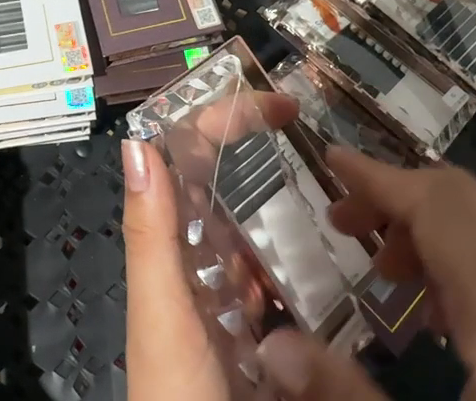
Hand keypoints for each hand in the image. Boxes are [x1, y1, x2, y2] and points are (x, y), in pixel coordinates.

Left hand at [122, 90, 303, 400]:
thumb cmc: (176, 391)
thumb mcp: (161, 316)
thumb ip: (150, 235)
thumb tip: (137, 141)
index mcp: (169, 247)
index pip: (189, 163)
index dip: (225, 123)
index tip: (281, 104)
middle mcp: (196, 265)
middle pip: (226, 193)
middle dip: (260, 157)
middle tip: (318, 142)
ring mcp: (229, 304)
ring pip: (256, 238)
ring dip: (284, 210)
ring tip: (337, 188)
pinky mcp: (259, 342)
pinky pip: (280, 291)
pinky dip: (300, 272)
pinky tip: (332, 264)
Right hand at [259, 148, 475, 400]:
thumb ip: (347, 396)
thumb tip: (272, 345)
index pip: (444, 211)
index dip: (382, 179)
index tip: (328, 161)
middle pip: (468, 207)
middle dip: (396, 196)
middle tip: (340, 220)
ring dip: (421, 229)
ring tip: (376, 268)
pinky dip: (449, 262)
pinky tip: (421, 309)